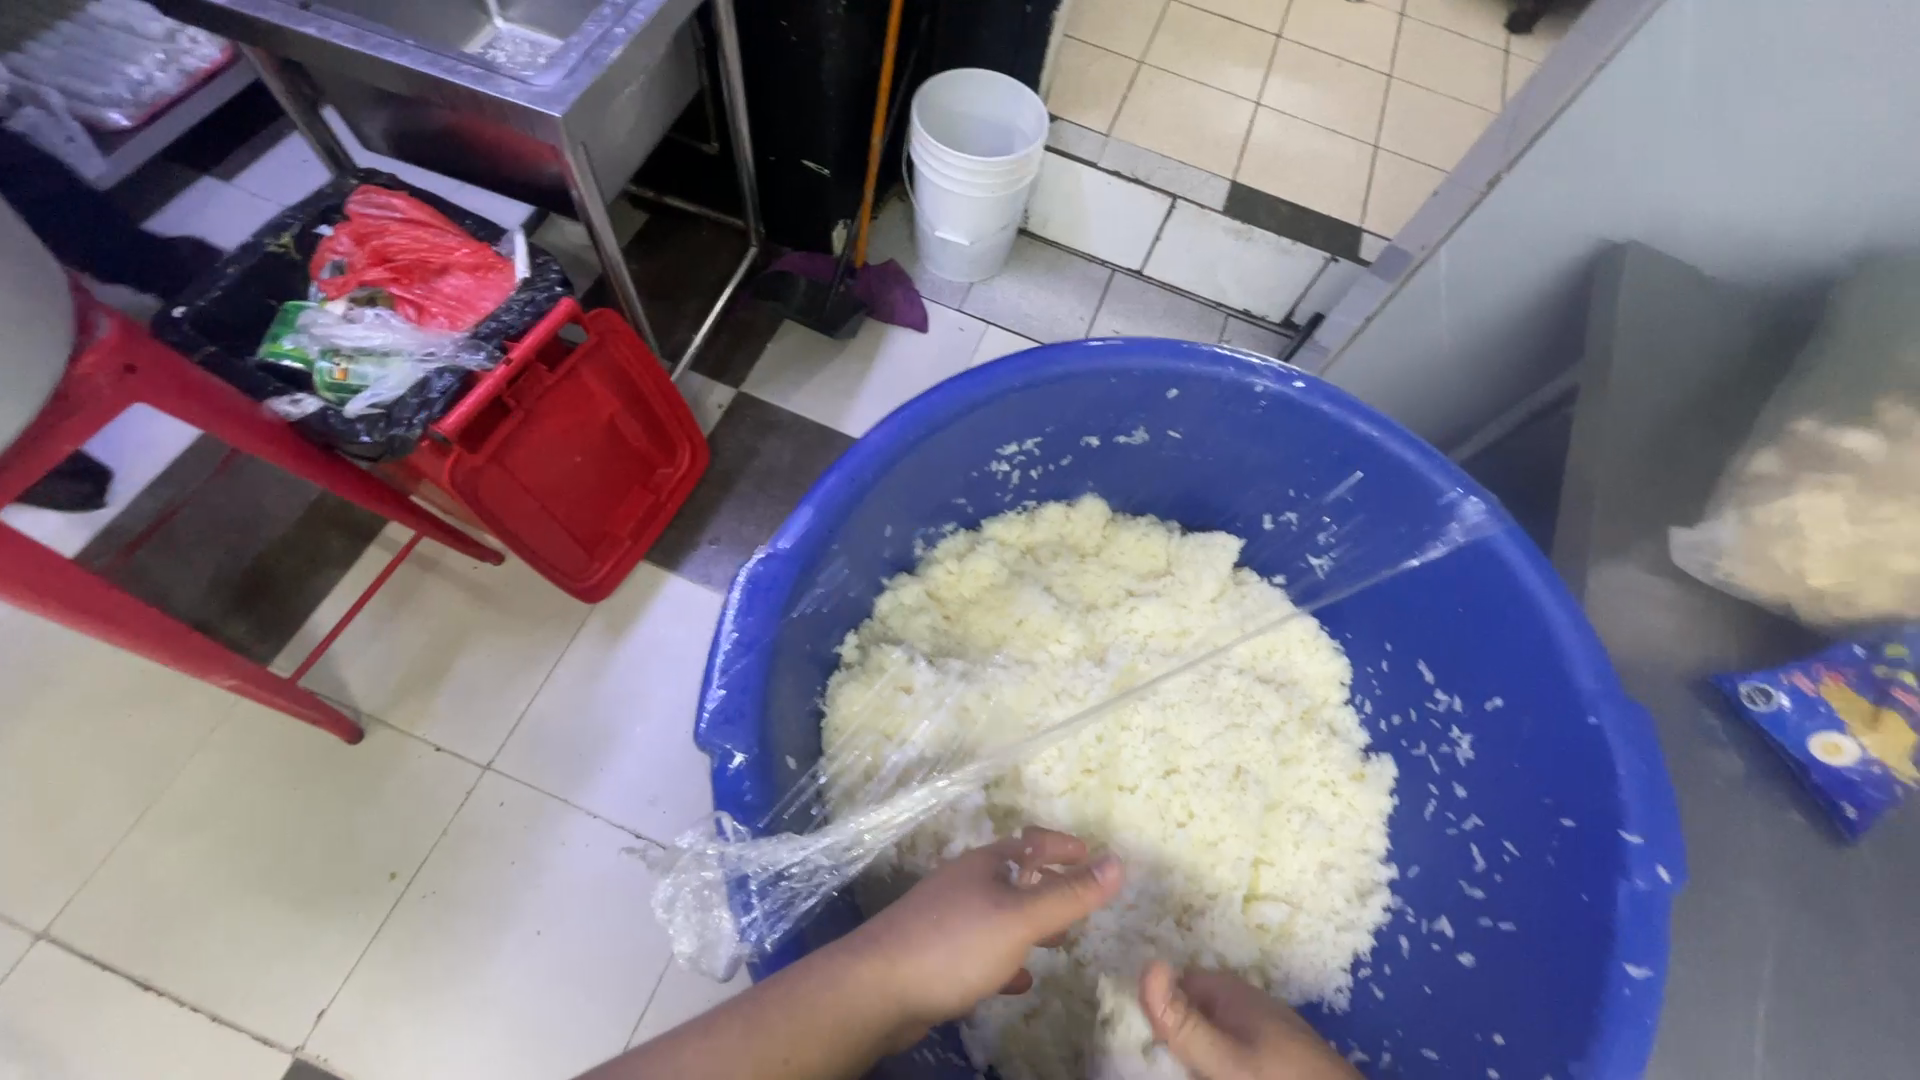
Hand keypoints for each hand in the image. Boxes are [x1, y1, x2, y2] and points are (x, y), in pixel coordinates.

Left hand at [839, 827, 1123, 1038]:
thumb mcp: (1020, 918)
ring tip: (1060, 943)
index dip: (1062, 847)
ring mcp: (948, 918)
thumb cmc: (955, 943)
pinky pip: (982, 950)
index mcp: (986, 865)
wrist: (878, 988)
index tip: (1090, 855)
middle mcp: (966, 883)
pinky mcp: (936, 954)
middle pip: (1016, 877)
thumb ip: (1068, 894)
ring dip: (1030, 925)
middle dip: (1049, 888)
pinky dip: (1006, 959)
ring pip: (1000, 914)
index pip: (1031, 843)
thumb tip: (1117, 862)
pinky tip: (1019, 981)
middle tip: (1080, 903)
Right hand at [1139, 962, 1360, 1079]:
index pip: (1169, 991)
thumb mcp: (1227, 1062)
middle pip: (1188, 1019)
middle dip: (1174, 1047)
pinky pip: (1232, 1062)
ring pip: (1210, 1044)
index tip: (1137, 1051)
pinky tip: (1215, 1074)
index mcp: (1225, 991)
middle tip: (1157, 1069)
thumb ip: (1183, 1023)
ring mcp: (1258, 1035)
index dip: (1151, 1017)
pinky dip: (1221, 1067)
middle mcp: (1239, 1004)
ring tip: (1181, 1072)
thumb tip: (1145, 964)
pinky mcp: (1272, 1062)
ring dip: (1196, 1063)